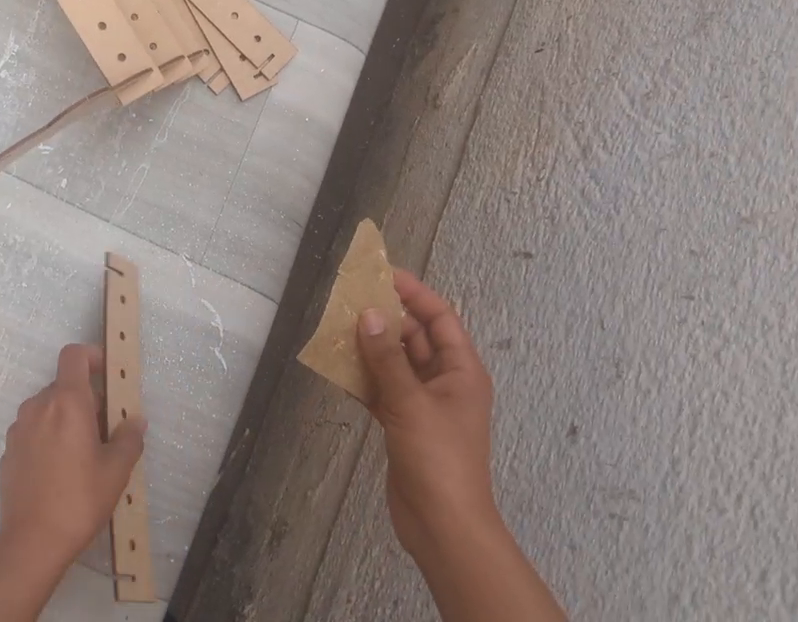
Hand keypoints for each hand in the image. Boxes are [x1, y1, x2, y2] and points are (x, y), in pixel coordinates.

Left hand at [0, 344, 145, 620]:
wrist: (32, 541)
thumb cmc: (79, 499)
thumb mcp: (116, 471)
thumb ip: (129, 438)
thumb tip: (135, 421)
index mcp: (67, 401)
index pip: (74, 355)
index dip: (92, 356)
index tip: (107, 373)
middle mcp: (39, 405)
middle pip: (64, 384)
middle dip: (86, 398)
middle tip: (106, 428)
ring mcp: (19, 427)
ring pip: (48, 407)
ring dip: (67, 417)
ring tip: (85, 452)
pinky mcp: (9, 449)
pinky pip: (34, 429)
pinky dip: (49, 435)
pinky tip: (61, 469)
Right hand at [358, 270, 497, 553]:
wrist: (443, 525)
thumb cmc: (437, 456)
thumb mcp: (410, 401)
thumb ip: (386, 357)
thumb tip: (366, 314)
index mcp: (461, 370)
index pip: (439, 317)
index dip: (414, 293)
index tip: (381, 273)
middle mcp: (445, 381)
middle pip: (414, 337)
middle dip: (384, 318)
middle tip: (348, 298)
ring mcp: (424, 404)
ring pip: (394, 363)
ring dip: (368, 347)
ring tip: (335, 326)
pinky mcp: (404, 424)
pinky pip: (382, 390)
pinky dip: (362, 378)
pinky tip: (336, 367)